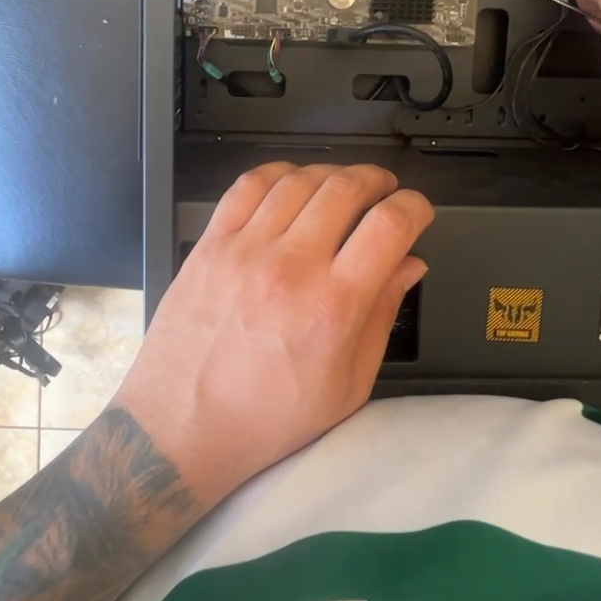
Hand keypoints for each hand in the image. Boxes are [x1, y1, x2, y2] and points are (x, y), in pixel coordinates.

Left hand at [112, 163, 432, 499]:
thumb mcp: (347, 386)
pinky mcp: (211, 245)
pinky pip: (248, 185)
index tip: (418, 211)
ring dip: (332, 174)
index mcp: (333, 306)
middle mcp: (291, 267)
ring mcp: (246, 250)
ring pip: (300, 179)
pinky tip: (291, 183)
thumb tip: (409, 266)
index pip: (390, 224)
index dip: (416, 206)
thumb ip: (382, 317)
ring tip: (342, 187)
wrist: (183, 427)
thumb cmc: (266, 418)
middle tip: (384, 190)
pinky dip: (278, 173)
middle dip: (377, 180)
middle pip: (347, 188)